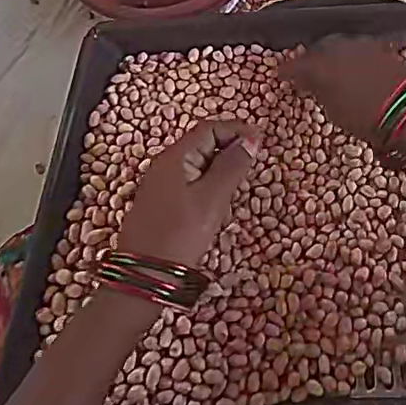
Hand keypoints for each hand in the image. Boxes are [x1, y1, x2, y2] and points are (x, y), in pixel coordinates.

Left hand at [117, 121, 260, 267]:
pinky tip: (220, 199)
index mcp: (175, 157)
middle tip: (255, 159)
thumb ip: (232, 166)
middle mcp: (164, 165)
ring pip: (197, 164)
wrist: (145, 275)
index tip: (260, 140)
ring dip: (221, 166)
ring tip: (242, 178)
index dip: (236, 129)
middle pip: (201, 143)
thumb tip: (251, 140)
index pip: (208, 129)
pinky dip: (209, 182)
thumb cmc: (180, 234)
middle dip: (230, 146)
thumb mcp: (211, 199)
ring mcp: (160, 185)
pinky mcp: (161, 204)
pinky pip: (190, 181)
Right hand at [280, 37, 405, 144]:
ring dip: (331, 55)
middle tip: (306, 72)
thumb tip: (310, 82)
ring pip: (338, 45)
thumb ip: (318, 91)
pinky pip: (358, 48)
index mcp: (319, 65)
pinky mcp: (380, 47)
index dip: (285, 71)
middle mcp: (337, 48)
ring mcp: (360, 45)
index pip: (294, 65)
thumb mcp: (333, 110)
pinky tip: (353, 67)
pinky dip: (351, 56)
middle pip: (316, 49)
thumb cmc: (364, 119)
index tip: (280, 76)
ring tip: (330, 69)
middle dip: (310, 59)